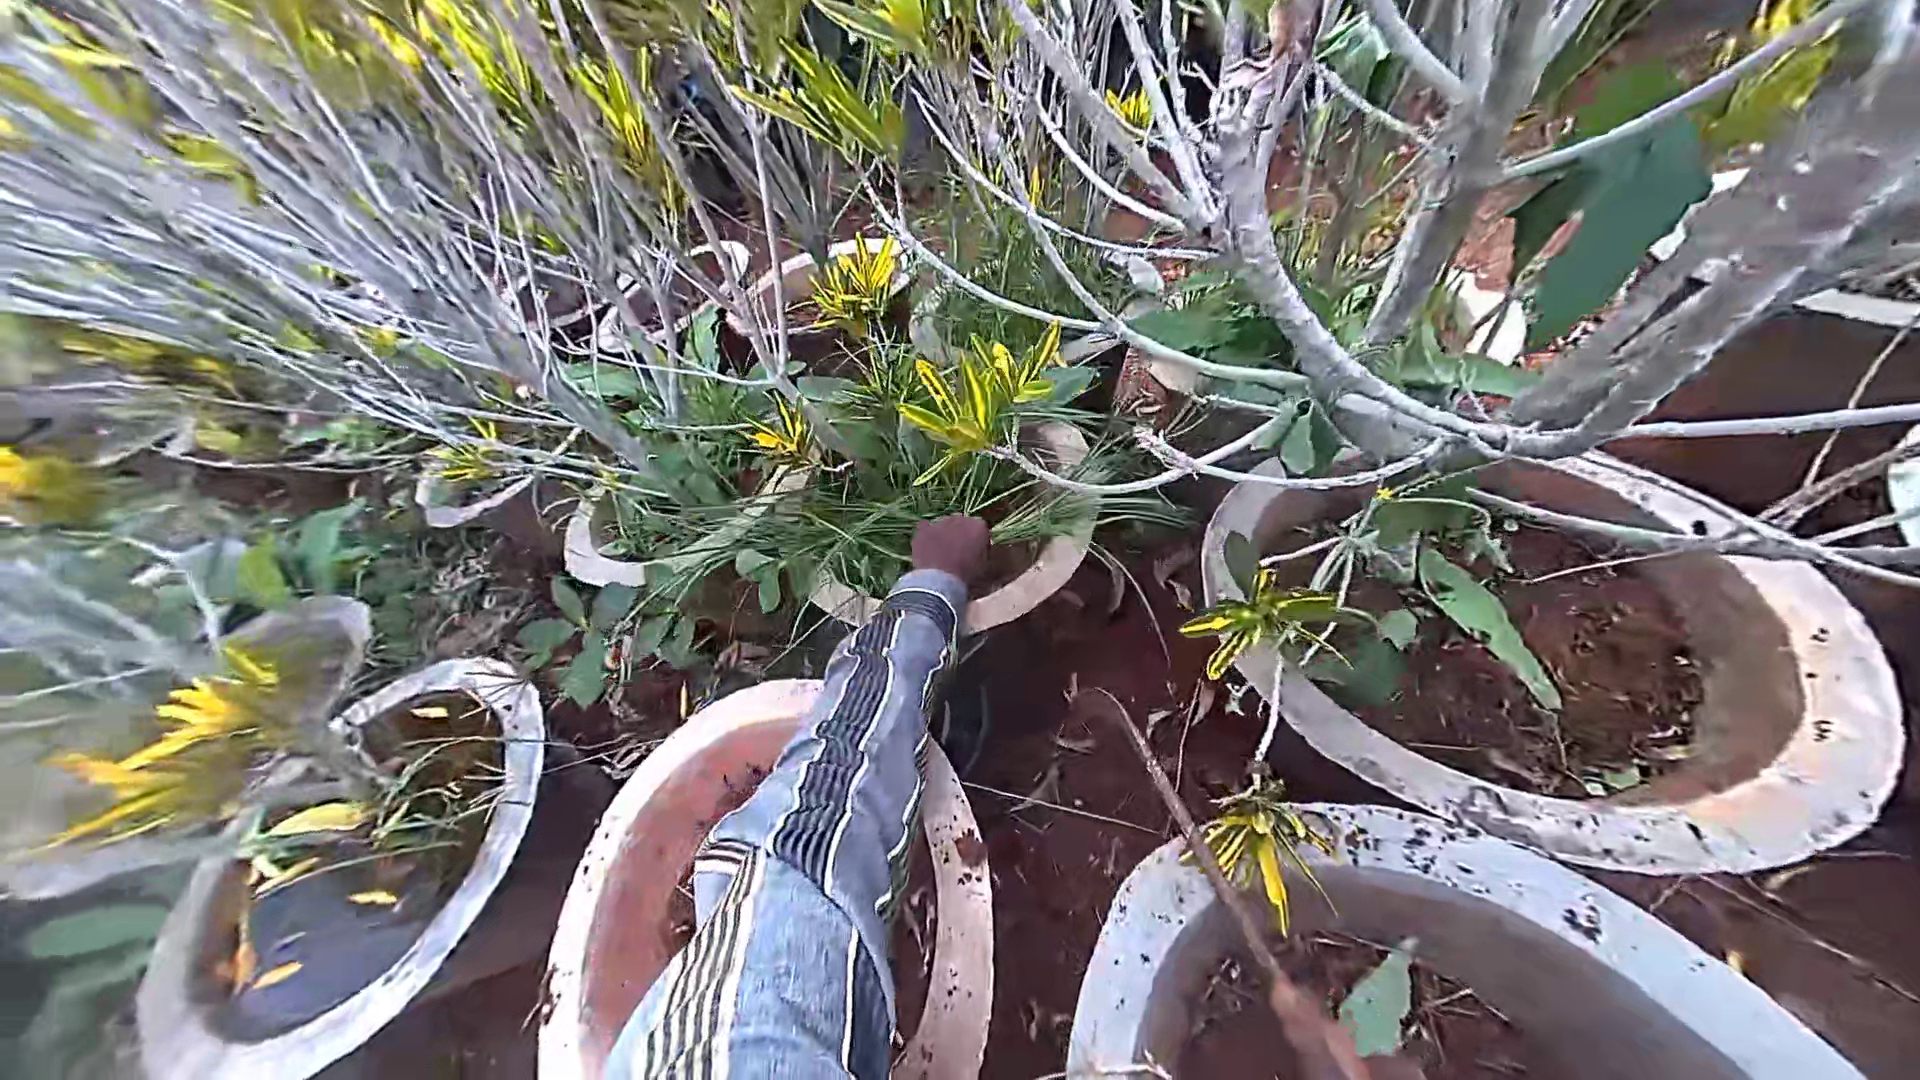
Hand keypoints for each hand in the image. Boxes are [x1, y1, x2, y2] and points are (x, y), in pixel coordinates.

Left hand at [912, 515, 988, 585]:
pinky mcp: (923, 530)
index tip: (976, 554)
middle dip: (961, 535)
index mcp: (978, 526)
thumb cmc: (967, 575)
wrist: (940, 581)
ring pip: (944, 525)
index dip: (979, 542)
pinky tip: (928, 546)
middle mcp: (960, 519)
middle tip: (958, 553)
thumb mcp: (987, 566)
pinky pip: (926, 528)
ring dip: (945, 534)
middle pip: (962, 524)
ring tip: (942, 553)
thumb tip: (983, 548)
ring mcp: (939, 522)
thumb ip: (986, 552)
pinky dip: (928, 535)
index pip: (981, 530)